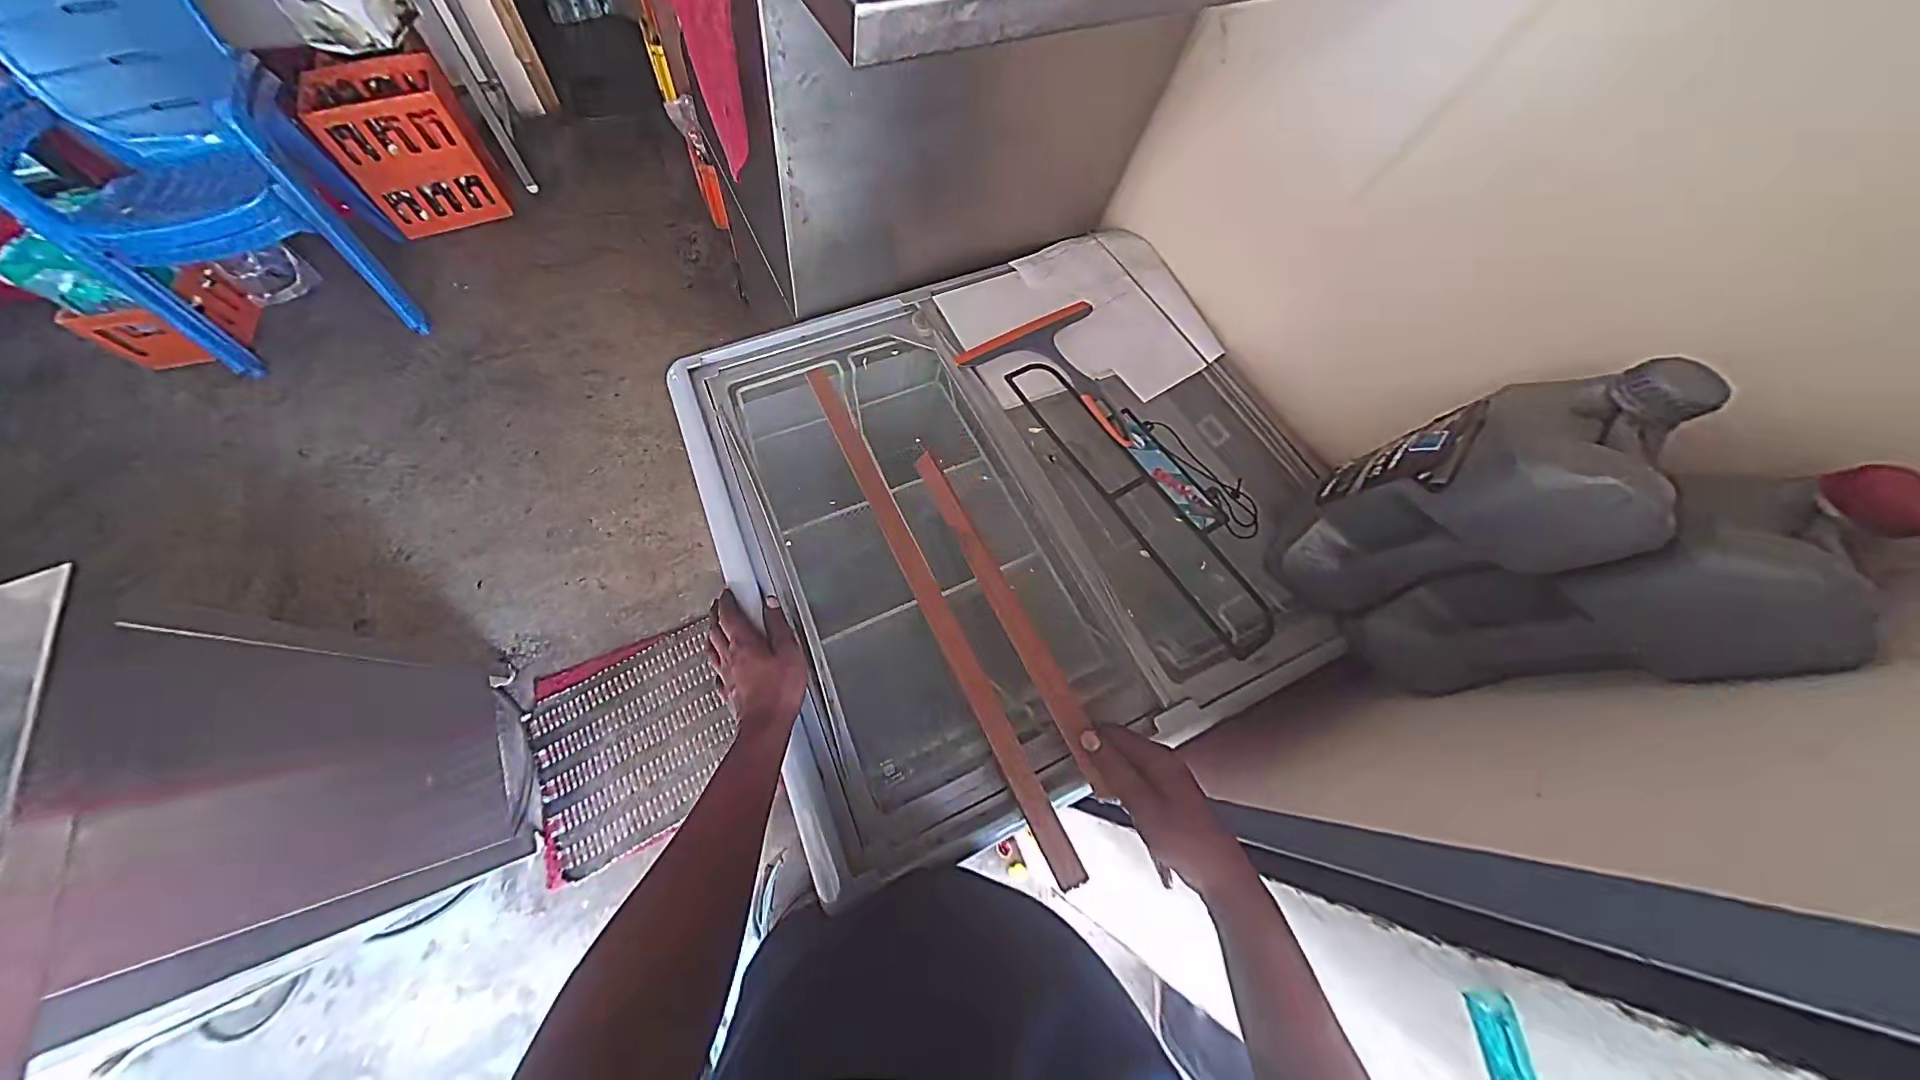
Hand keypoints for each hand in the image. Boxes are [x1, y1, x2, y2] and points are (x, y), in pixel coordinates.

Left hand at [708, 589, 806, 744]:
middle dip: (716, 614)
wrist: (766, 725)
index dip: (727, 601)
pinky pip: (716, 670)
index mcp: (743, 643)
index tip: (728, 592)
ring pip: (711, 648)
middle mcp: (729, 657)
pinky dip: (716, 660)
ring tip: (715, 628)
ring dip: (712, 634)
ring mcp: (726, 674)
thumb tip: (771, 605)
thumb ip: (778, 626)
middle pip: (715, 629)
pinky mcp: (727, 690)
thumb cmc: (778, 691)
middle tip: (720, 605)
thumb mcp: (789, 651)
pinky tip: (720, 663)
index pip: (728, 615)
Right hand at [1086, 725, 1255, 899]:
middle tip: (1079, 767)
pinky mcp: (1166, 794)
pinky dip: (1119, 784)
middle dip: (1098, 753)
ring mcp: (1166, 778)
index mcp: (1159, 758)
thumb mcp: (1142, 804)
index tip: (1071, 742)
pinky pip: (1134, 778)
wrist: (1216, 871)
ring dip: (1107, 770)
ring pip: (1127, 762)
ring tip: (1093, 784)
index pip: (1115, 733)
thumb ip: (1115, 770)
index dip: (1091, 736)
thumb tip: (1092, 741)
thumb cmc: (1186, 841)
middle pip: (1121, 745)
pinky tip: (1113, 798)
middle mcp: (1164, 762)